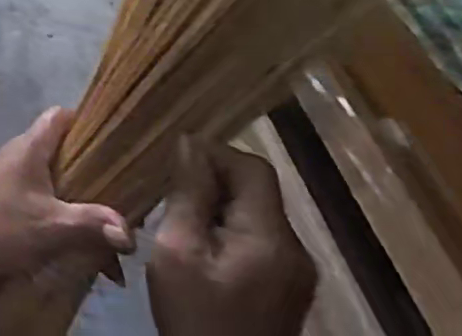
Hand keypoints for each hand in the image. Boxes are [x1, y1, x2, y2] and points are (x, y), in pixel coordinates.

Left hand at [0, 107, 134, 291]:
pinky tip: (90, 254)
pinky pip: (47, 201)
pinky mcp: (11, 200)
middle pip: (65, 151)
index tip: (118, 140)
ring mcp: (14, 177)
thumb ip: (92, 223)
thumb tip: (130, 232)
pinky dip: (68, 220)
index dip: (88, 121)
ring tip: (115, 235)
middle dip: (97, 174)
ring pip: (59, 181)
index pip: (60, 117)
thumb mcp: (52, 226)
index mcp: (30, 148)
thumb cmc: (1, 225)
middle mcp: (22, 155)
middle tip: (130, 198)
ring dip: (85, 205)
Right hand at [148, 138, 314, 335]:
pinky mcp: (284, 285)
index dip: (213, 153)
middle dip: (212, 176)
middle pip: (257, 187)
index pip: (252, 168)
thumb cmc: (197, 317)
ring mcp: (293, 270)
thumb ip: (188, 194)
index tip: (173, 161)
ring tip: (177, 210)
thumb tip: (188, 144)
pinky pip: (255, 234)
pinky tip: (196, 238)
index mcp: (270, 237)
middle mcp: (292, 249)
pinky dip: (225, 223)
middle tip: (169, 186)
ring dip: (216, 200)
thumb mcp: (179, 250)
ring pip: (254, 209)